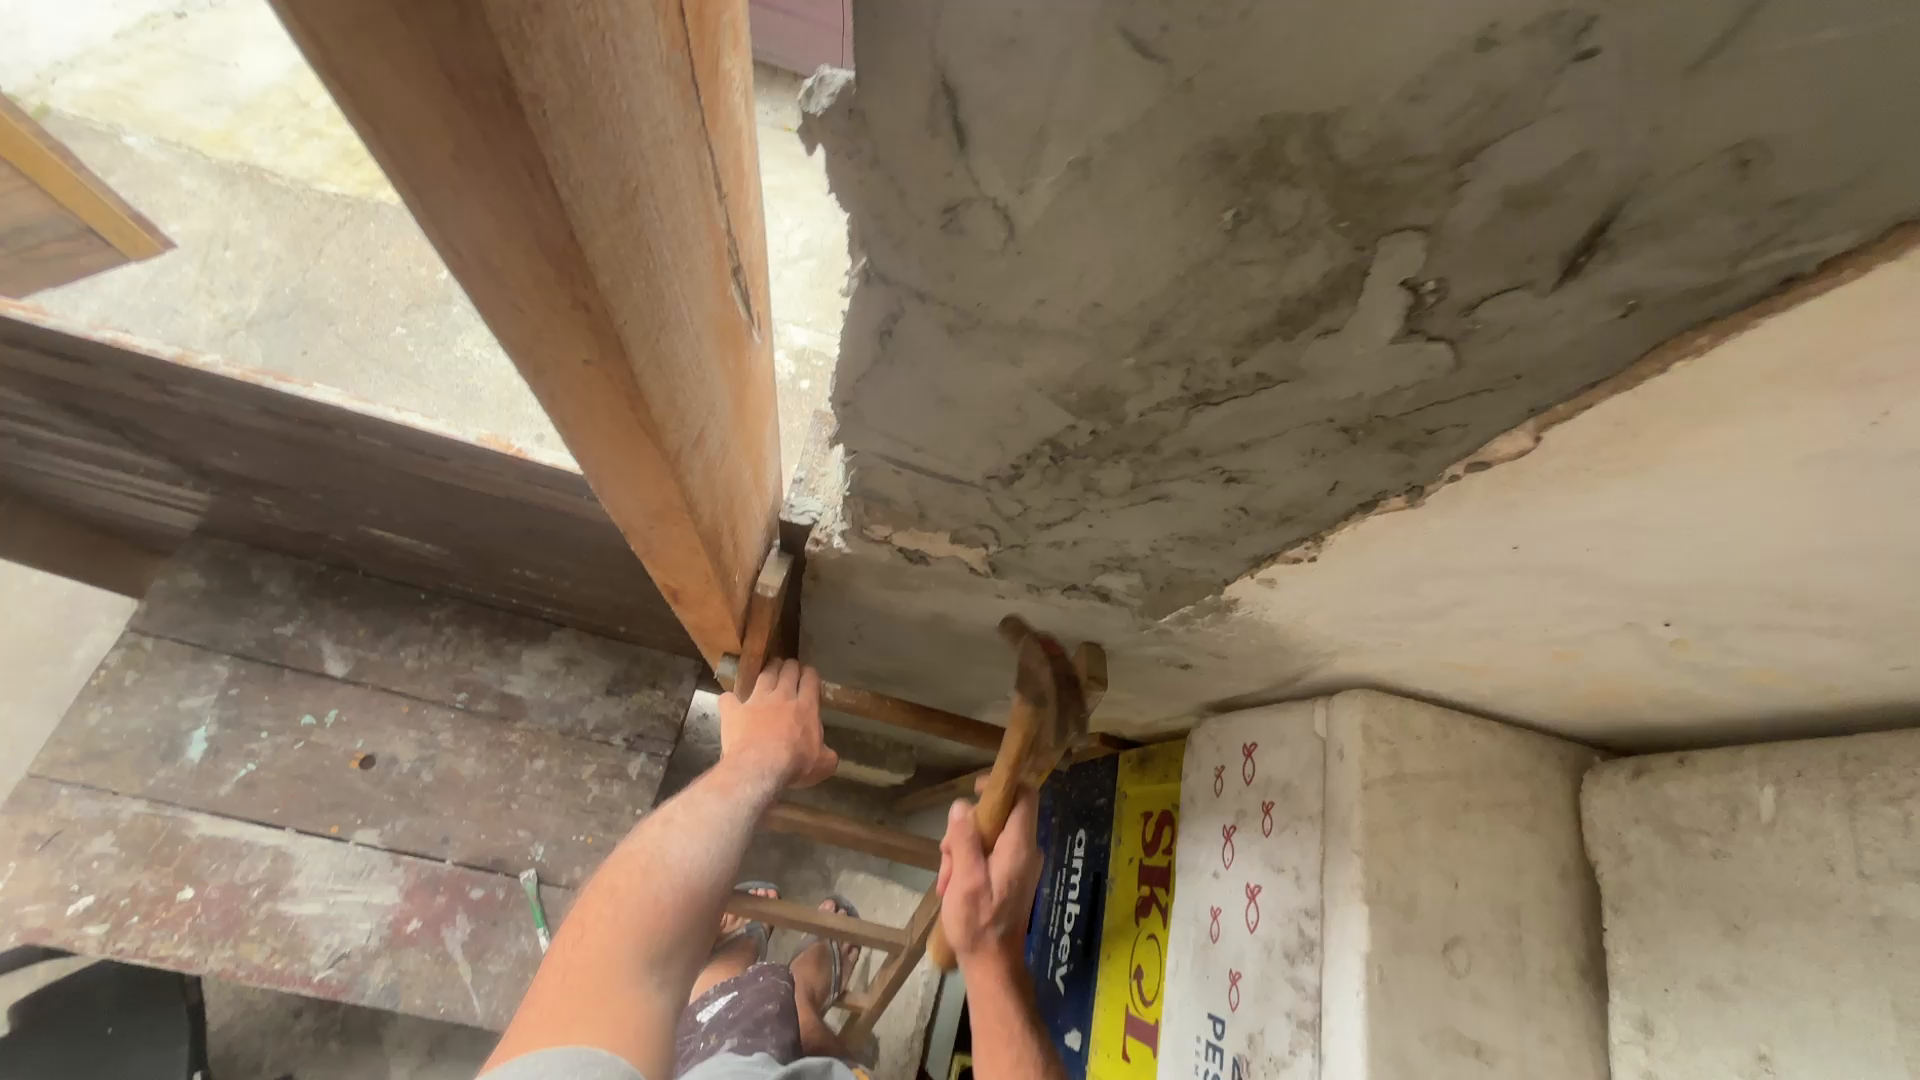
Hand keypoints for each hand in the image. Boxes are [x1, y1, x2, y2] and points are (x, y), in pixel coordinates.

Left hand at [717, 659, 837, 788]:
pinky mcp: (734, 712)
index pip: (810, 680)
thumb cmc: (794, 765)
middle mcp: (782, 697)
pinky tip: (730, 702)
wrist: (759, 768)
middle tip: (790, 666)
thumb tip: (830, 755)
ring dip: (768, 670)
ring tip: (769, 669)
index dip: (810, 673)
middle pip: (788, 671)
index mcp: (806, 707)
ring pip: (764, 676)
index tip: (808, 673)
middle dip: (790, 666)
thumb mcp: (822, 764)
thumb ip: (828, 755)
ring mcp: (756, 701)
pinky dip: (729, 700)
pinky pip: (728, 699)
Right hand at [936, 785, 1042, 968]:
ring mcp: (1021, 865)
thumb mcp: (965, 879)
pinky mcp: (1013, 877)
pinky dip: (970, 863)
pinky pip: (991, 854)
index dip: (1002, 784)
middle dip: (968, 829)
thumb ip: (964, 839)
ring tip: (948, 879)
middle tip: (946, 854)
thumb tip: (961, 805)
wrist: (993, 967)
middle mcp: (1026, 851)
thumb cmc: (978, 924)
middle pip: (999, 816)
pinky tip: (953, 886)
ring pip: (990, 836)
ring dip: (963, 850)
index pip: (1025, 796)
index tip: (974, 790)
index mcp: (1020, 847)